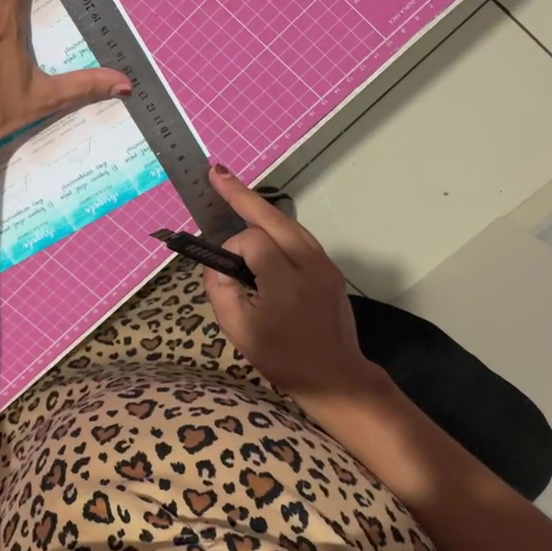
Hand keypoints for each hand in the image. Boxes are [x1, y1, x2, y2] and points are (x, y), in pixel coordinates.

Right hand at [202, 165, 383, 395]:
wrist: (334, 377)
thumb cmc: (282, 358)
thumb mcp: (238, 329)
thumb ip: (220, 290)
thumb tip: (217, 263)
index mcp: (286, 283)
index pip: (251, 242)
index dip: (230, 249)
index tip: (222, 270)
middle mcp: (310, 266)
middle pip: (274, 218)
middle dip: (243, 195)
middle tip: (217, 173)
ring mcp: (325, 265)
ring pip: (289, 224)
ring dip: (259, 208)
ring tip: (233, 189)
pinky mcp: (330, 269)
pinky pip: (299, 238)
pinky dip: (276, 225)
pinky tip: (260, 222)